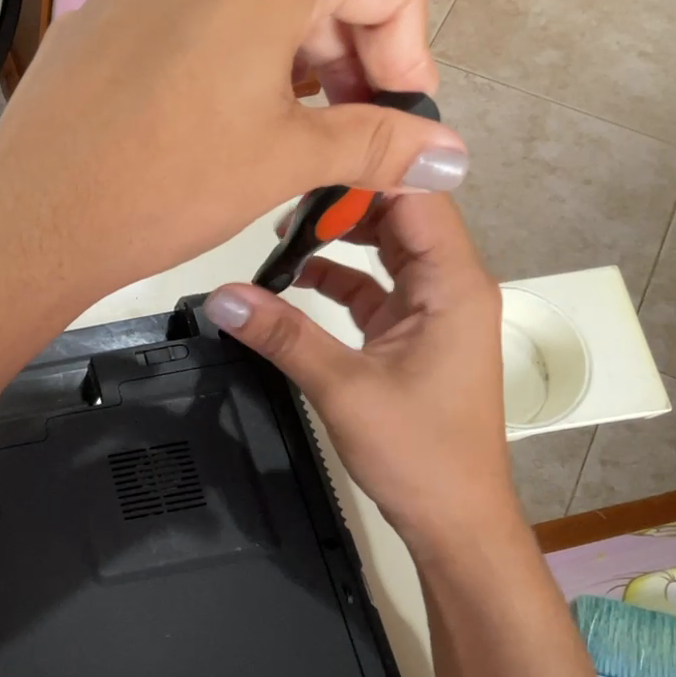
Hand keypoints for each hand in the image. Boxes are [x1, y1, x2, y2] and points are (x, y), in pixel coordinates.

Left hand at [0, 0, 467, 322]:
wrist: (33, 224)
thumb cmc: (158, 189)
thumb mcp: (282, 163)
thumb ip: (375, 143)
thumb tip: (444, 152)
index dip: (409, 52)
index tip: (394, 119)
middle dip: (349, 54)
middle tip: (344, 132)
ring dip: (288, 54)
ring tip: (279, 131)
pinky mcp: (103, 10)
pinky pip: (188, 11)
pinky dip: (222, 52)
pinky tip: (206, 119)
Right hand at [202, 194, 515, 545]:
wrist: (453, 516)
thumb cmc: (416, 450)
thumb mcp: (341, 386)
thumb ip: (282, 334)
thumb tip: (222, 297)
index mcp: (453, 285)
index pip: (416, 199)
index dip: (367, 173)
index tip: (305, 161)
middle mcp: (451, 287)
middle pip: (401, 220)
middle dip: (345, 204)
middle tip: (279, 198)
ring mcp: (432, 314)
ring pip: (386, 256)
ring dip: (340, 244)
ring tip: (279, 236)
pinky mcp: (413, 340)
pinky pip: (374, 293)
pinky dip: (338, 284)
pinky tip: (296, 283)